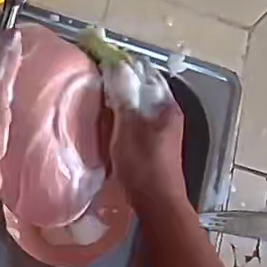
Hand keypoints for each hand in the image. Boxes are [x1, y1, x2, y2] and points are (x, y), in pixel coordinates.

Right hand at [106, 67, 186, 211]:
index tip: (102, 64)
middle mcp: (169, 114)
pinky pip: (138, 121)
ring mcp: (163, 130)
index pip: (146, 74)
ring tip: (99, 101)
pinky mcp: (155, 144)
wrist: (156, 202)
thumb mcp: (128, 129)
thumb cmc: (142, 165)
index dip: (125, 67)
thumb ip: (123, 98)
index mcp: (167, 106)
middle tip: (97, 83)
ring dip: (122, 102)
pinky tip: (109, 123)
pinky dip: (124, 118)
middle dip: (123, 85)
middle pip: (144, 90)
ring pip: (140, 106)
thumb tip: (116, 67)